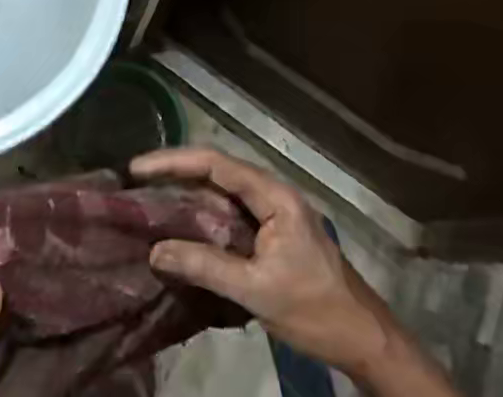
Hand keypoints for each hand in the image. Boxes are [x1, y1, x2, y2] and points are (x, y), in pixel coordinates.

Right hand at [131, 148, 402, 377]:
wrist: (366, 340)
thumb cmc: (316, 310)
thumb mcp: (257, 291)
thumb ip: (205, 266)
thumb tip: (154, 252)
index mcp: (274, 196)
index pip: (215, 164)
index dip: (173, 162)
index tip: (137, 168)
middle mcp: (272, 194)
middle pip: (216, 170)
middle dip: (175, 173)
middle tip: (135, 182)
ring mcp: (273, 212)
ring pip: (221, 191)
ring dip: (187, 194)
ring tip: (149, 199)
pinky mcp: (272, 231)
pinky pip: (229, 213)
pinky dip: (202, 215)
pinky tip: (180, 226)